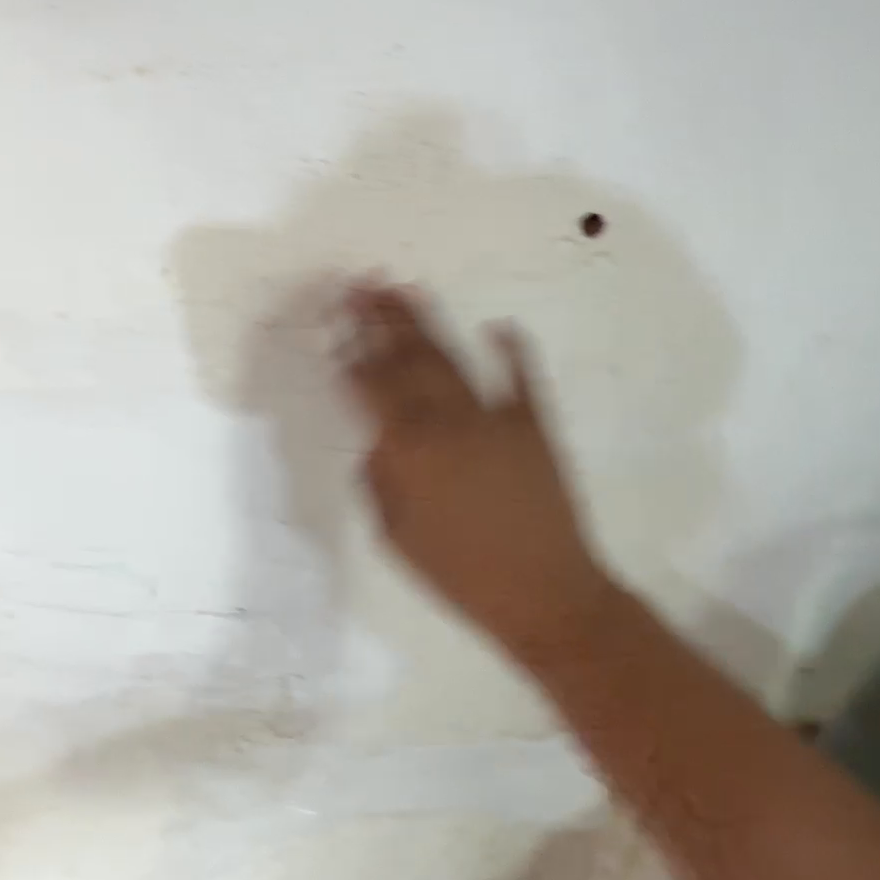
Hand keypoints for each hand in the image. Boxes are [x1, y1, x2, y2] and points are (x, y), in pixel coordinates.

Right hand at [338, 282, 612, 664]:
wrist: (545, 594)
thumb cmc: (459, 574)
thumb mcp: (395, 536)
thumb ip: (379, 479)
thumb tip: (379, 440)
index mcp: (408, 450)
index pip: (370, 387)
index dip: (350, 353)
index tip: (335, 323)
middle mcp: (447, 421)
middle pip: (406, 358)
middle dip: (379, 318)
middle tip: (360, 285)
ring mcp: (494, 418)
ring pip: (451, 358)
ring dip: (424, 321)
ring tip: (403, 288)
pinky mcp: (534, 425)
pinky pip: (522, 377)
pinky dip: (511, 350)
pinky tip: (498, 325)